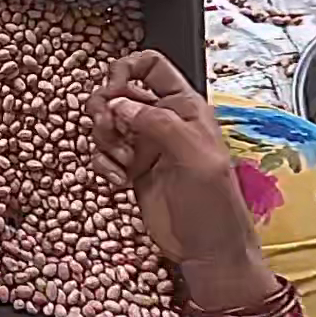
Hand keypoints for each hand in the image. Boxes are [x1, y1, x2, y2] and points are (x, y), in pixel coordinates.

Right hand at [86, 51, 262, 280]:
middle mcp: (161, 120)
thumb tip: (117, 103)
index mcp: (184, 107)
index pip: (150, 65)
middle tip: (110, 133)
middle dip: (104, 110)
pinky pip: (101, 153)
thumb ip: (159, 123)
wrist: (206, 251)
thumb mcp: (195, 158)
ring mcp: (143, 144)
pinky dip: (102, 164)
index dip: (125, 69)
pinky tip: (118, 181)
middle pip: (116, 93)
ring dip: (102, 140)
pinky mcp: (128, 167)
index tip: (111, 92)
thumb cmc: (214, 206)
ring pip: (104, 122)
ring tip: (121, 163)